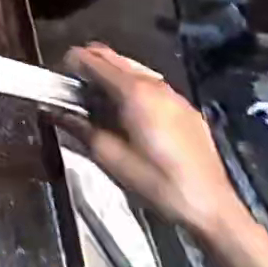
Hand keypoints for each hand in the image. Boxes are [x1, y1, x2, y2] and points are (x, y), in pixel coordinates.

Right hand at [56, 43, 244, 240]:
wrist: (213, 209)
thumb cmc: (158, 183)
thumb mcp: (110, 158)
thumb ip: (79, 128)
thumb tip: (54, 111)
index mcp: (133, 91)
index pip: (93, 59)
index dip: (71, 62)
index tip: (59, 74)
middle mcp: (154, 84)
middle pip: (114, 57)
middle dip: (90, 63)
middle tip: (74, 84)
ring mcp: (174, 95)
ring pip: (134, 69)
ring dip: (112, 74)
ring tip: (100, 98)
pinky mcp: (187, 109)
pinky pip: (153, 85)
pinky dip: (134, 87)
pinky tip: (131, 112)